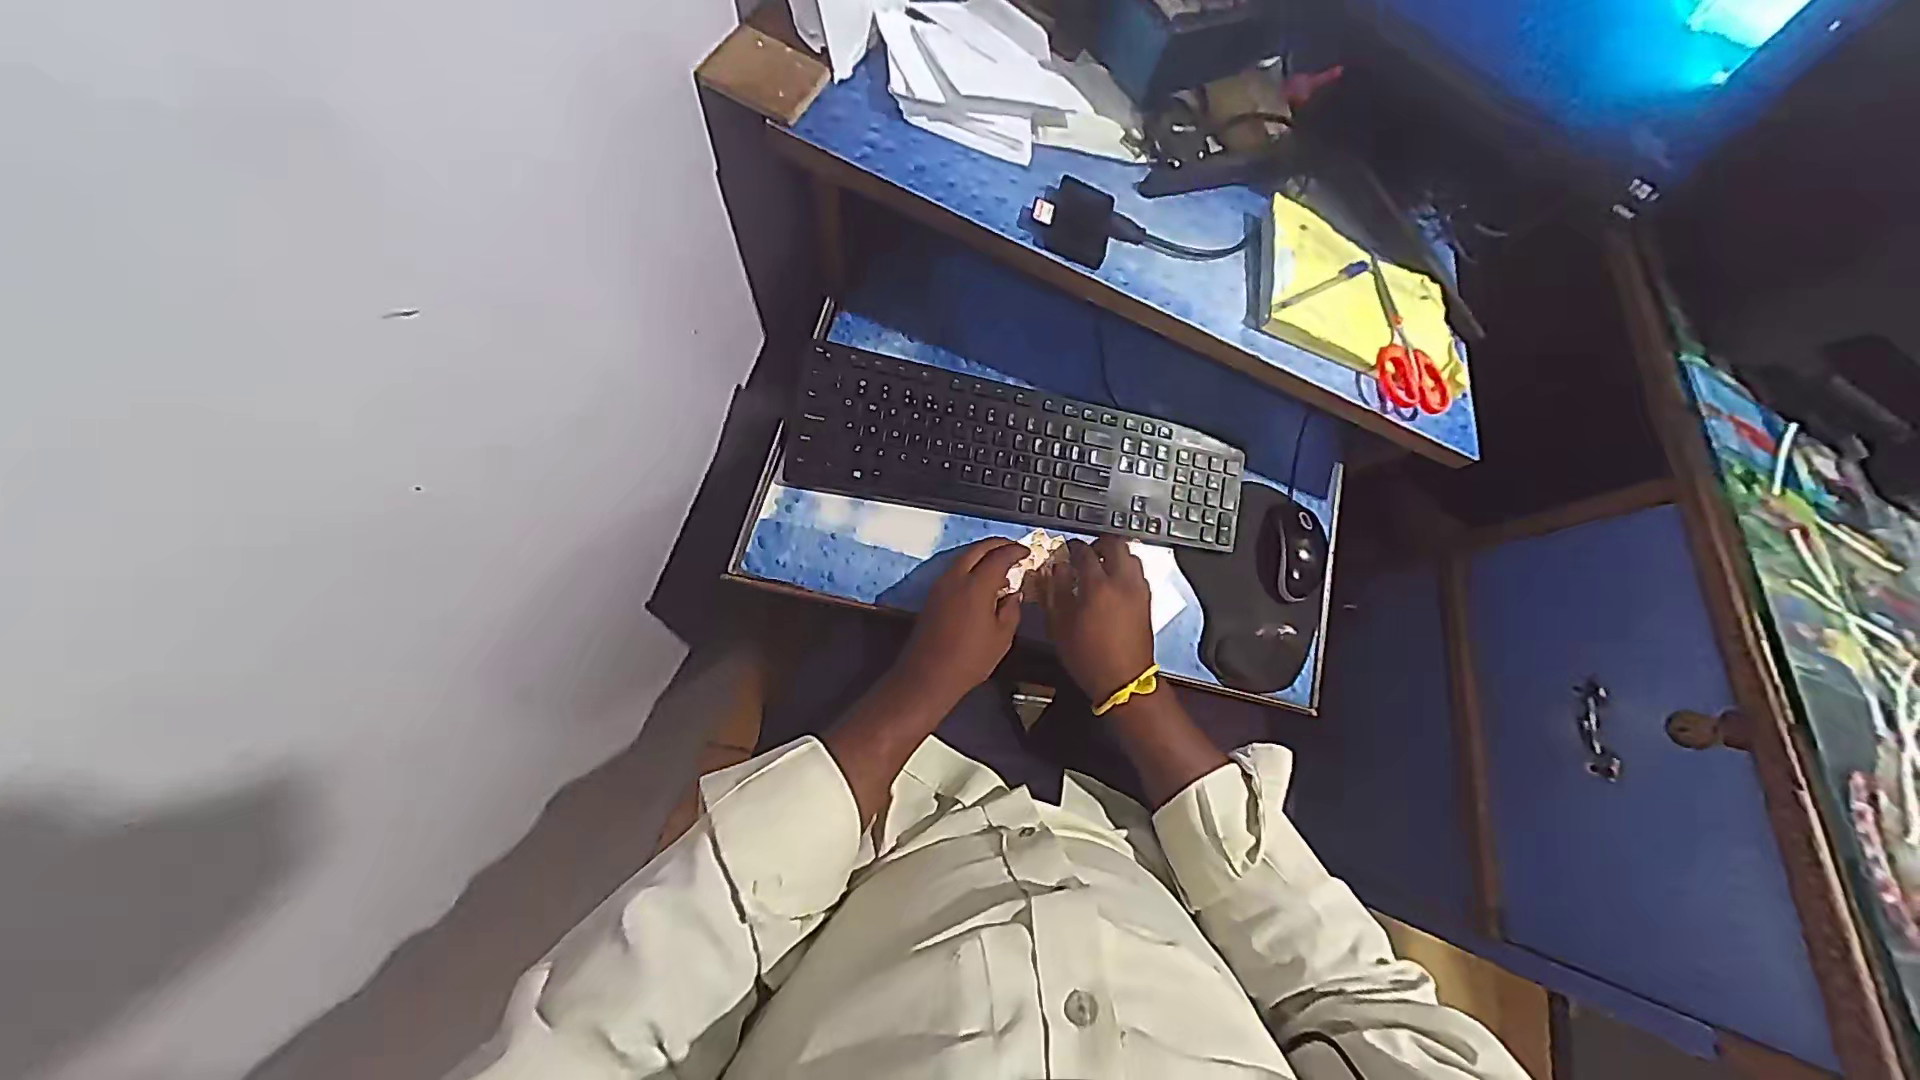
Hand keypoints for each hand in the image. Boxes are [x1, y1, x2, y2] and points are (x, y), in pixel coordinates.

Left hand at [894, 539, 1027, 700]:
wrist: (928, 675)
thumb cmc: (970, 659)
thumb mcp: (1001, 637)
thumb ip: (1011, 610)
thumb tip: (1014, 593)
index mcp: (976, 585)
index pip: (999, 557)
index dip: (1015, 551)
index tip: (1026, 552)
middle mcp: (955, 578)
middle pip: (977, 549)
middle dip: (997, 545)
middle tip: (1013, 548)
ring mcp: (940, 585)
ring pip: (963, 558)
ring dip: (982, 555)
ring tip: (1000, 565)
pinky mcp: (933, 596)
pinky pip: (955, 570)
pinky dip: (971, 567)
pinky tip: (981, 581)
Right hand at [1042, 536, 1155, 702]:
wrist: (1123, 680)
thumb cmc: (1088, 657)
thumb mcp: (1059, 624)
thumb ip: (1055, 591)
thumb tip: (1056, 569)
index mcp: (1097, 586)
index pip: (1084, 551)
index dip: (1072, 547)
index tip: (1067, 550)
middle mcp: (1122, 583)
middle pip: (1115, 544)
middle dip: (1099, 543)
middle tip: (1086, 550)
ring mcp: (1138, 591)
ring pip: (1131, 556)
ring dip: (1115, 554)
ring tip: (1101, 564)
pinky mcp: (1147, 601)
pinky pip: (1137, 573)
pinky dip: (1125, 569)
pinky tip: (1113, 582)